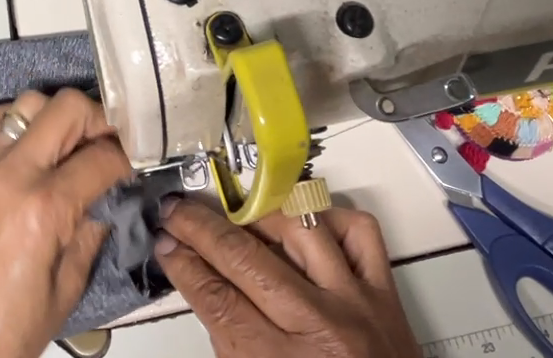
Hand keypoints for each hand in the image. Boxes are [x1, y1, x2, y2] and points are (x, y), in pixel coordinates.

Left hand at [0, 88, 132, 357]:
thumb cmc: (7, 329)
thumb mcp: (68, 286)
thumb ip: (92, 229)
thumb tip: (110, 194)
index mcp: (43, 209)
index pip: (101, 157)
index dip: (129, 156)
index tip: (139, 160)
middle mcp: (12, 175)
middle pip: (67, 108)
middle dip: (100, 119)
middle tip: (114, 142)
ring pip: (29, 102)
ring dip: (60, 115)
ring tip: (76, 142)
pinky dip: (15, 118)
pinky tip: (33, 141)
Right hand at [156, 197, 421, 357]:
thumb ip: (229, 339)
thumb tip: (199, 279)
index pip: (218, 298)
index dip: (183, 264)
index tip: (165, 244)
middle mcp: (323, 328)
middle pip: (246, 256)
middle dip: (200, 227)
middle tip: (175, 213)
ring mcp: (358, 304)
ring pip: (299, 227)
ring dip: (257, 214)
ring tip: (231, 213)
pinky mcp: (387, 293)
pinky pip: (358, 231)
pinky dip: (327, 217)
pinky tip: (301, 222)